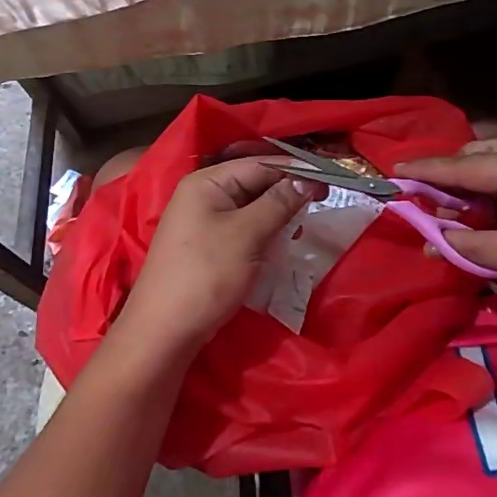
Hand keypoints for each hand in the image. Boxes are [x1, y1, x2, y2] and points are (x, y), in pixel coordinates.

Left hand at [116, 158, 317, 352]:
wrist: (164, 333)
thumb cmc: (206, 275)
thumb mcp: (248, 234)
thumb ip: (280, 202)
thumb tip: (310, 178)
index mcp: (207, 182)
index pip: (260, 163)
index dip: (296, 169)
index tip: (332, 177)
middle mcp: (204, 194)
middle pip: (256, 181)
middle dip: (289, 190)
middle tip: (324, 200)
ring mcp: (204, 220)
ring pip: (253, 206)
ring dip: (280, 213)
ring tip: (304, 224)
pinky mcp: (210, 245)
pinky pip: (245, 227)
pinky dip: (266, 231)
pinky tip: (283, 241)